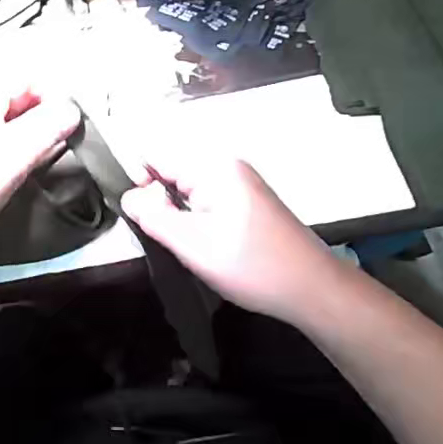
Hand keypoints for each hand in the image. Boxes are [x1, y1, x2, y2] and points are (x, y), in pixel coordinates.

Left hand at [0, 87, 79, 267]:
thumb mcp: (14, 154)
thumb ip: (48, 126)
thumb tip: (73, 108)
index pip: (31, 77)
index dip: (57, 97)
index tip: (73, 124)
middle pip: (17, 96)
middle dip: (45, 116)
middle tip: (63, 141)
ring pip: (5, 119)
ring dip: (29, 134)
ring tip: (44, 155)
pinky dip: (10, 148)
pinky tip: (17, 167)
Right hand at [119, 155, 357, 325]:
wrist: (313, 289)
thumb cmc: (253, 267)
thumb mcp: (194, 245)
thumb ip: (154, 217)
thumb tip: (129, 196)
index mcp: (214, 167)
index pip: (155, 154)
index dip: (139, 182)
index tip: (143, 217)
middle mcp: (226, 165)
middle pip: (171, 170)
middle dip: (158, 199)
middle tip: (166, 236)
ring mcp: (239, 181)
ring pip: (186, 186)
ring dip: (176, 211)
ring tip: (186, 242)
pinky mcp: (245, 198)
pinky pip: (205, 197)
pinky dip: (194, 216)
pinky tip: (204, 242)